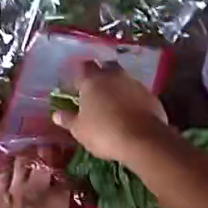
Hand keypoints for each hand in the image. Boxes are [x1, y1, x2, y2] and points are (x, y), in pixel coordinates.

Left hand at [0, 154, 69, 207]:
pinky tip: (12, 173)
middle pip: (41, 158)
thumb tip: (64, 193)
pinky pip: (4, 175)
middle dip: (45, 152)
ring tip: (28, 158)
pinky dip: (9, 171)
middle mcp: (35, 187)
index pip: (64, 174)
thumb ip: (63, 205)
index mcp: (55, 196)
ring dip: (25, 158)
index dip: (66, 166)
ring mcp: (14, 189)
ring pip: (19, 161)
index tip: (68, 163)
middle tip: (47, 152)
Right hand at [51, 61, 171, 161]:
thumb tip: (56, 115)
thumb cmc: (104, 133)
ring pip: (123, 79)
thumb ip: (68, 119)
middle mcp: (114, 76)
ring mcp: (135, 84)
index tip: (77, 84)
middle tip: (96, 89)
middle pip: (106, 67)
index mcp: (92, 81)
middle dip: (101, 74)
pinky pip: (137, 92)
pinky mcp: (151, 95)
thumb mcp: (80, 130)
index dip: (80, 74)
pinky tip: (130, 111)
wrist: (142, 140)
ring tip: (113, 102)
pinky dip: (132, 98)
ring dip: (118, 86)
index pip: (83, 68)